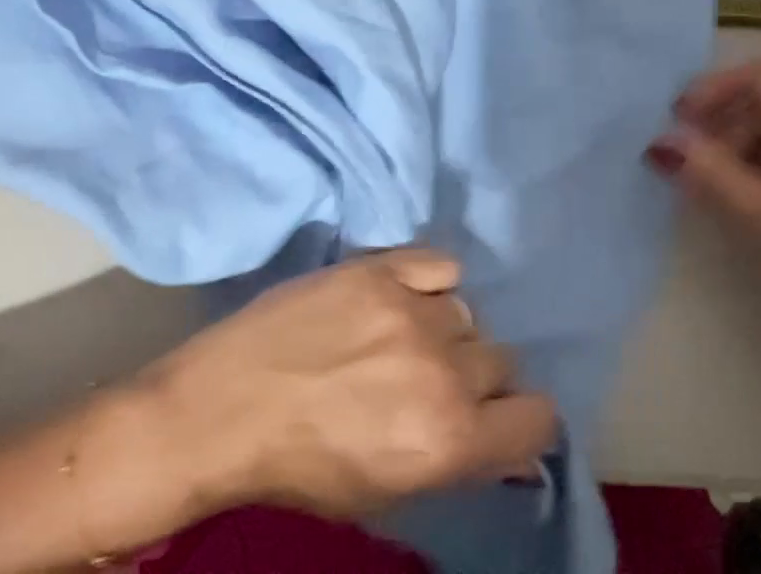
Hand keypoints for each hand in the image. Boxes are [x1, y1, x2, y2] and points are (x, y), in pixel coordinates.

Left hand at [139, 249, 556, 520]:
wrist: (221, 409)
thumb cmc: (301, 467)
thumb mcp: (389, 495)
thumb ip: (459, 465)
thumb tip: (515, 452)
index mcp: (450, 439)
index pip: (539, 418)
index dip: (519, 422)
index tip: (494, 419)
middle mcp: (444, 372)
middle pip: (502, 361)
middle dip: (474, 377)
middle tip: (426, 380)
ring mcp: (410, 312)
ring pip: (469, 315)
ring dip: (445, 331)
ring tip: (399, 338)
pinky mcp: (378, 269)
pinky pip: (440, 264)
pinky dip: (429, 283)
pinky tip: (400, 298)